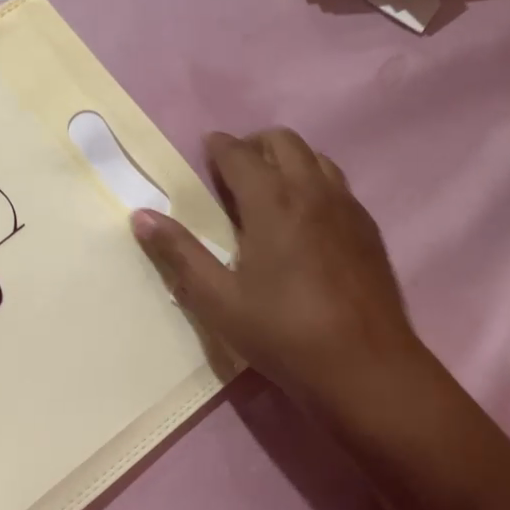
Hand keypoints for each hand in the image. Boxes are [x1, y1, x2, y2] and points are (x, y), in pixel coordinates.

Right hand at [132, 129, 435, 412]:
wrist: (366, 368)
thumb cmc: (283, 333)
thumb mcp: (219, 300)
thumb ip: (180, 253)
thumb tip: (140, 216)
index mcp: (273, 201)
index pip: (239, 153)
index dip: (218, 146)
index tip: (204, 150)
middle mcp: (312, 191)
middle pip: (283, 141)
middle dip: (253, 144)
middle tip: (232, 170)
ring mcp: (347, 207)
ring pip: (316, 158)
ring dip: (287, 159)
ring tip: (267, 190)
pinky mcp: (368, 229)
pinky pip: (338, 184)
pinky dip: (314, 182)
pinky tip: (304, 219)